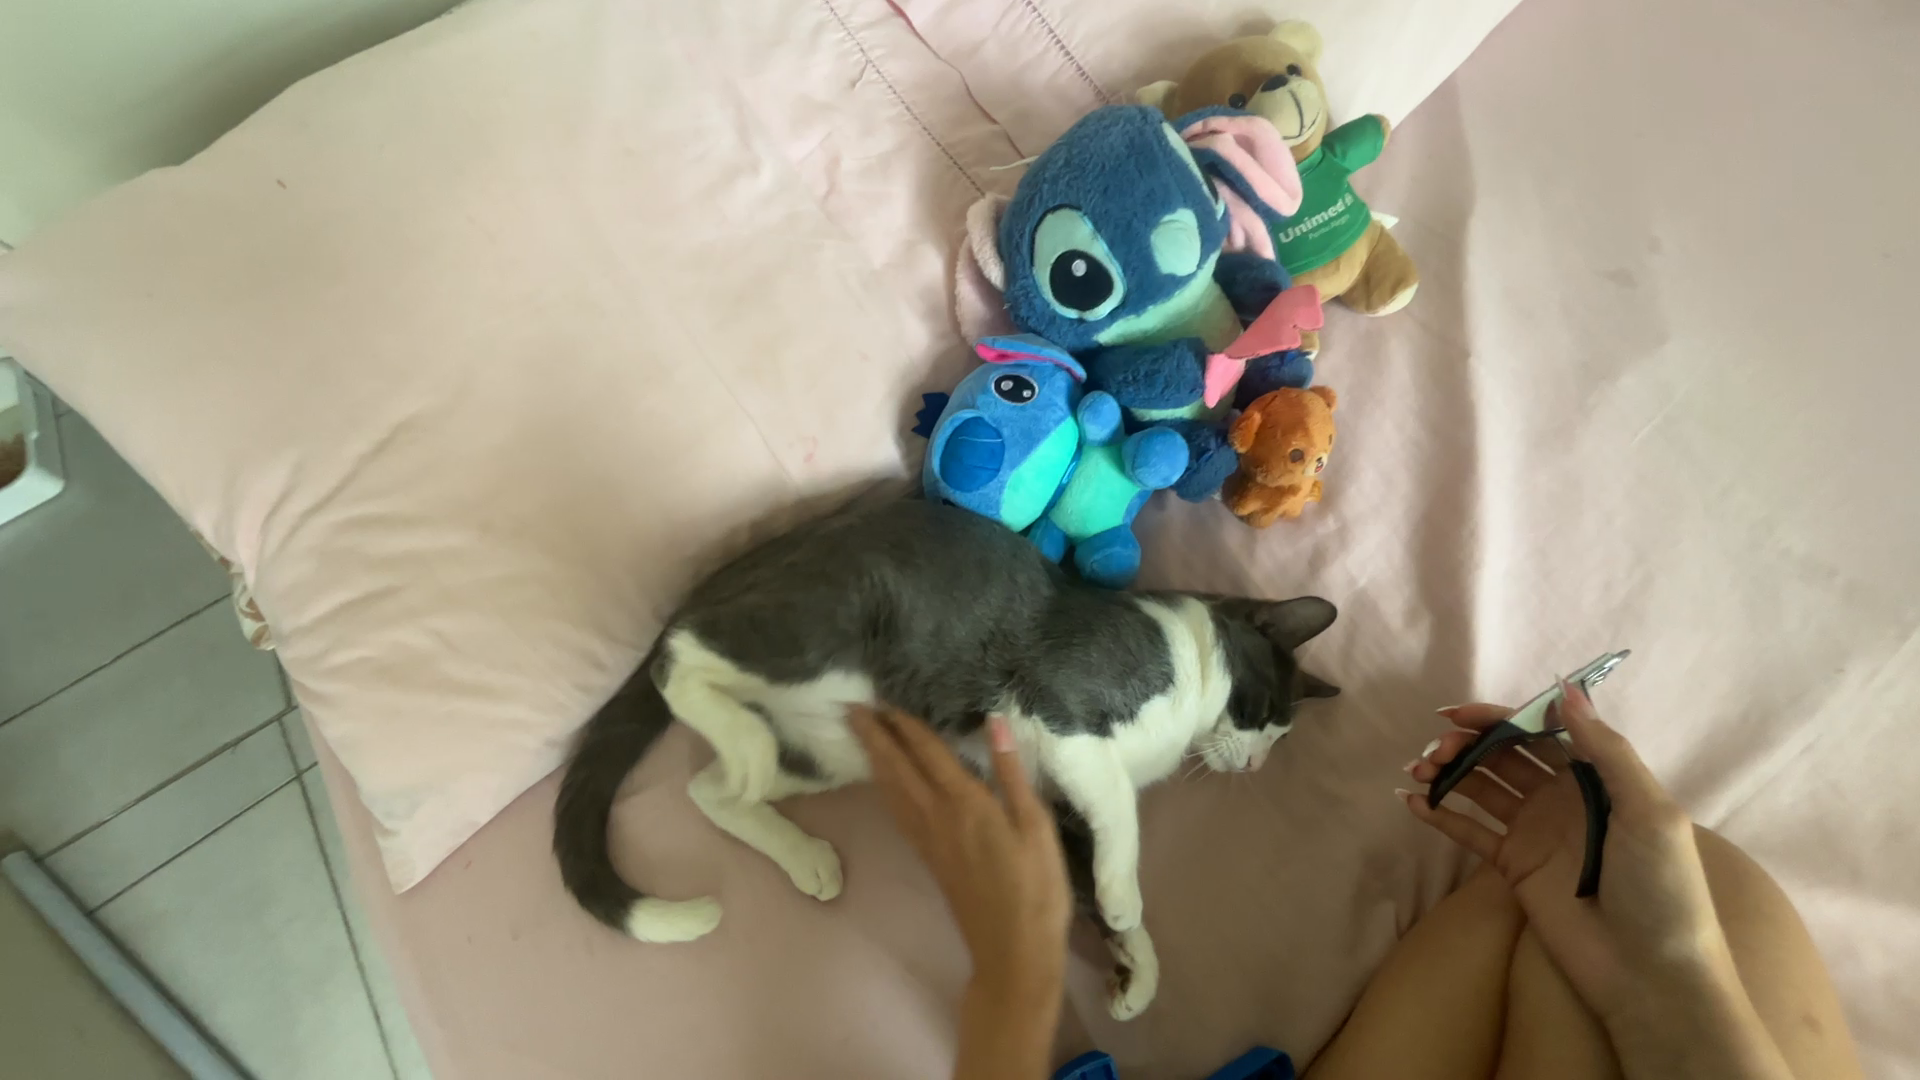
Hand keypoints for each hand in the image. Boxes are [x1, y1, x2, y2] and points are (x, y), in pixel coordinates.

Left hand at [851, 707, 1070, 989]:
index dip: (905, 723)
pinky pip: (897, 810)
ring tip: (859, 734)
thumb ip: (1012, 772)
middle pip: (898, 767)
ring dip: (874, 757)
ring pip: (892, 789)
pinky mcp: (928, 856)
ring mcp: (928, 838)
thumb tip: (994, 721)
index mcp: (965, 802)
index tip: (882, 698)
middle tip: (853, 708)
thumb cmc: (1035, 887)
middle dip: (876, 735)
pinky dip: (884, 786)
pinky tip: (882, 781)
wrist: (1012, 952)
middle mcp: (937, 815)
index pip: (927, 751)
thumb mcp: (1035, 826)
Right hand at [1402, 683, 1729, 1021]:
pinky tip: (1410, 801)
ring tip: (1419, 772)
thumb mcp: (1649, 814)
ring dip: (1446, 772)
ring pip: (1478, 786)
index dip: (1496, 719)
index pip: (1536, 734)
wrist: (1651, 973)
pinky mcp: (1511, 862)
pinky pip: (1467, 829)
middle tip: (1435, 750)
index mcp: (1593, 781)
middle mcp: (1558, 799)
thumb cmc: (1662, 889)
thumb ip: (1606, 750)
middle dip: (1464, 744)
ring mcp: (1532, 830)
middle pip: (1500, 756)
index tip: (1455, 715)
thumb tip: (1565, 689)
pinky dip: (1437, 813)